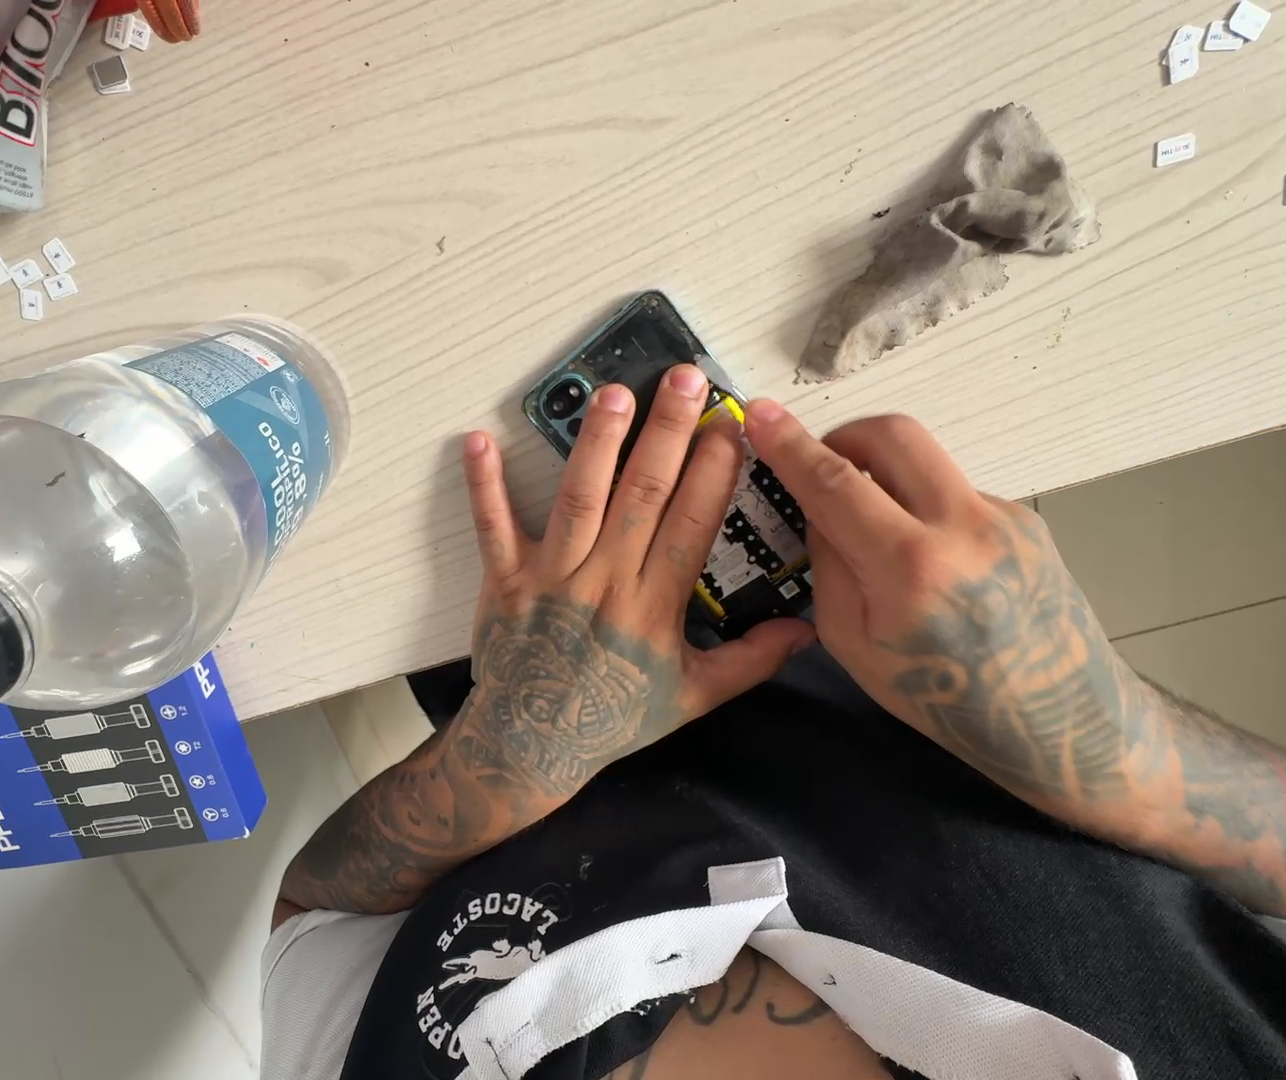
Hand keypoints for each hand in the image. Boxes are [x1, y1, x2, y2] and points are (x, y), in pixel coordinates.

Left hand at [459, 366, 816, 798]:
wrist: (532, 743)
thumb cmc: (614, 719)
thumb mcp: (693, 699)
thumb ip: (751, 662)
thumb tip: (807, 629)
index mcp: (653, 607)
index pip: (690, 528)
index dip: (713, 474)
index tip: (730, 427)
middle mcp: (604, 582)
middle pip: (641, 498)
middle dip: (667, 434)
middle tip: (685, 379)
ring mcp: (550, 577)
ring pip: (578, 500)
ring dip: (596, 445)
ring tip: (613, 394)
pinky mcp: (504, 579)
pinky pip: (492, 526)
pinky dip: (484, 485)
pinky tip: (477, 440)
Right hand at [740, 402, 1133, 802]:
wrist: (1065, 721)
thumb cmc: (939, 696)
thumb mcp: (852, 643)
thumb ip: (830, 566)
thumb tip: (820, 510)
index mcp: (909, 567)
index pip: (834, 483)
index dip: (788, 444)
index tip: (758, 413)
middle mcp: (963, 525)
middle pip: (893, 434)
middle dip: (843, 434)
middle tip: (819, 465)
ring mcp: (1003, 516)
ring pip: (924, 463)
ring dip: (881, 476)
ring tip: (875, 534)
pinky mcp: (1026, 519)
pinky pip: (950, 493)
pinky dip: (918, 509)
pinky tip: (926, 564)